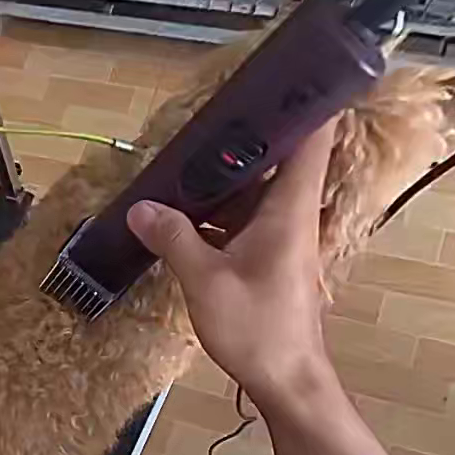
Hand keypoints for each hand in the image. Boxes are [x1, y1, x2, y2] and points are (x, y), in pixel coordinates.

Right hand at [126, 123, 339, 408]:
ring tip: (182, 166)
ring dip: (224, 181)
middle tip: (199, 124)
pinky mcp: (270, 259)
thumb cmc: (256, 327)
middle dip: (241, 140)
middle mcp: (293, 214)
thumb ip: (173, 238)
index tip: (276, 76)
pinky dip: (220, 214)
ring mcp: (283, 238)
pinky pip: (246, 222)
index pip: (314, 135)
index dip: (304, 99)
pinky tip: (184, 215)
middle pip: (278, 159)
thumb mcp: (205, 280)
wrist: (284, 378)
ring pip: (257, 193)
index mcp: (290, 207)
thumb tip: (139, 208)